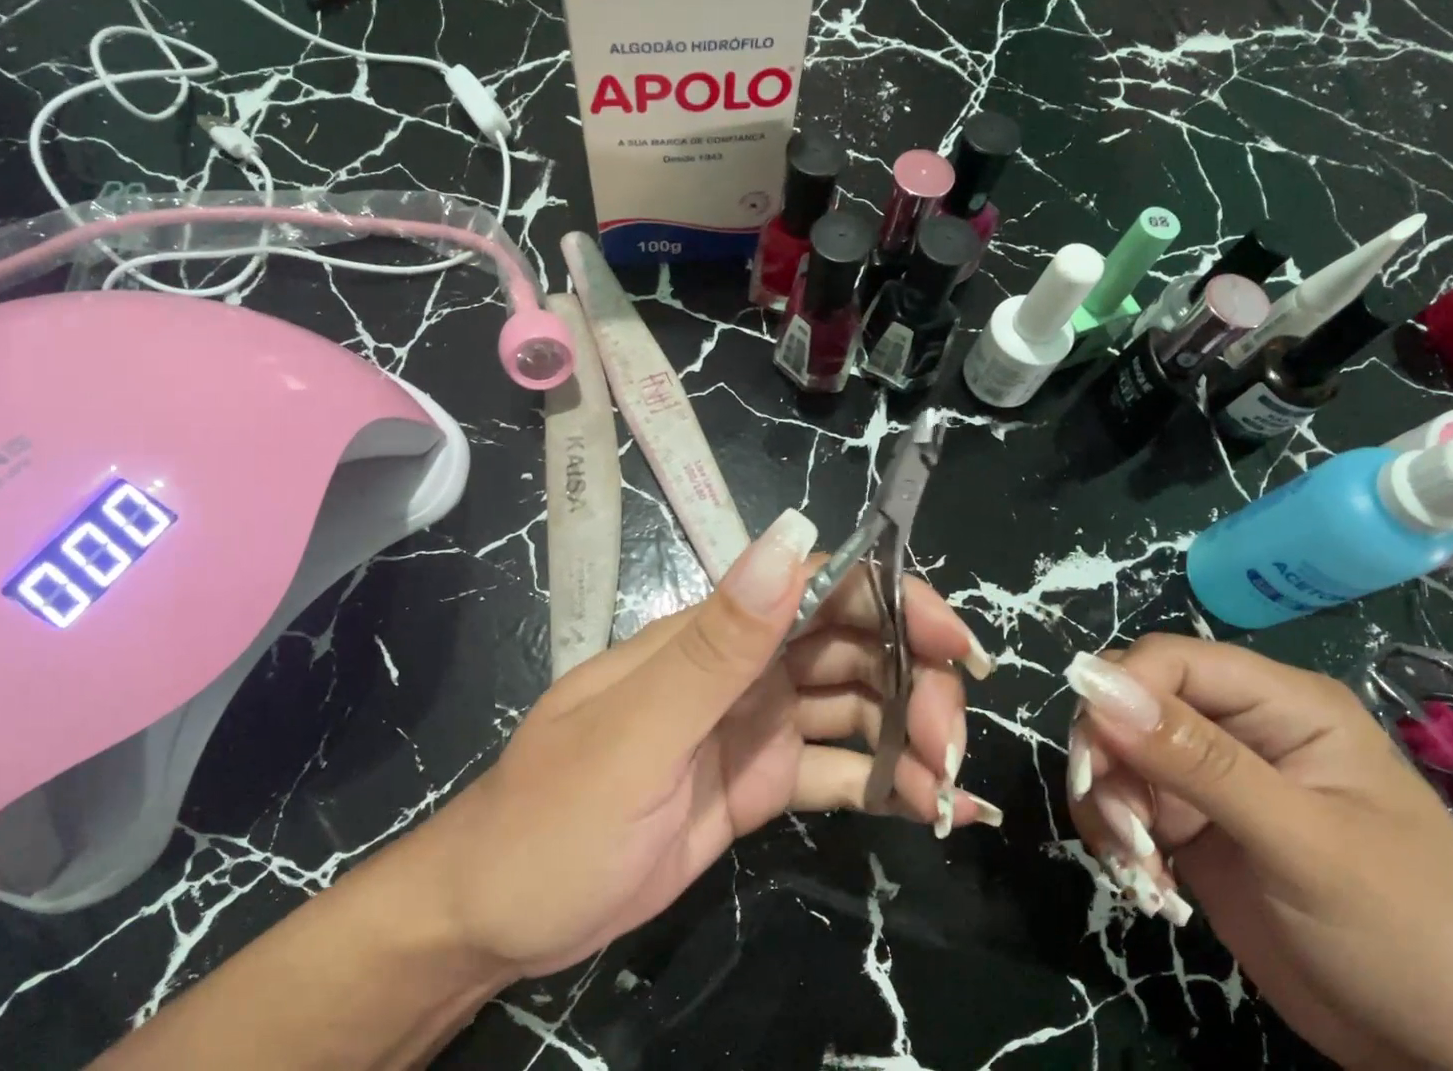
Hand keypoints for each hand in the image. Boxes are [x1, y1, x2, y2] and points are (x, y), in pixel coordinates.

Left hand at [417, 509, 998, 978]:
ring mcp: (756, 729)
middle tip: (949, 744)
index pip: (819, 591)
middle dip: (915, 683)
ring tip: (946, 789)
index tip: (953, 646)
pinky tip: (938, 813)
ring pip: (857, 711)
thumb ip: (716, 645)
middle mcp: (743, 672)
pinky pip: (839, 775)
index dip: (894, 603)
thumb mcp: (633, 736)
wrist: (499, 917)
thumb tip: (793, 534)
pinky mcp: (762, 786)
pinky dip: (890, 787)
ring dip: (911, 738)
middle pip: (854, 649)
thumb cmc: (552, 822)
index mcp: (711, 639)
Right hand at [1064, 635, 1452, 1070]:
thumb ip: (1198, 762)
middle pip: (1129, 705)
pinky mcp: (1190, 824)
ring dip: (1108, 810)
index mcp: (1287, 706)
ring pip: (1115, 756)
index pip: (1170, 661)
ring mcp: (1212, 778)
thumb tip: (1094, 686)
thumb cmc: (1399, 932)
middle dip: (1107, 763)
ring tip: (1140, 872)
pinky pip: (1121, 804)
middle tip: (1121, 833)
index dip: (1118, 695)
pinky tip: (1149, 886)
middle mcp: (1242, 728)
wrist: (1432, 1043)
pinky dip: (1116, 839)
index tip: (1096, 766)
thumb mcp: (1300, 843)